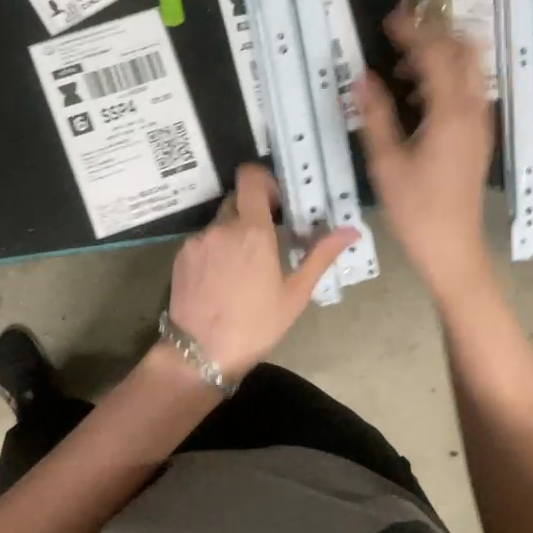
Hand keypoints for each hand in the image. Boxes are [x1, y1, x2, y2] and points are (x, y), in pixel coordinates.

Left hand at [166, 164, 357, 378]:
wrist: (201, 353)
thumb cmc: (255, 326)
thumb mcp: (295, 294)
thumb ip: (320, 255)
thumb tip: (351, 230)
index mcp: (252, 231)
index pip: (251, 178)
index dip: (265, 181)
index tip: (277, 202)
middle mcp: (221, 228)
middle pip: (237, 200)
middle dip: (253, 212)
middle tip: (268, 239)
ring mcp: (197, 241)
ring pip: (219, 223)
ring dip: (233, 234)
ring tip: (244, 268)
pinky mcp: (181, 256)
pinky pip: (203, 241)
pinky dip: (215, 250)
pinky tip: (222, 279)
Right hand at [356, 9, 495, 295]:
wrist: (453, 248)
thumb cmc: (416, 211)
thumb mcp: (387, 164)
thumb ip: (376, 116)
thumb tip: (363, 78)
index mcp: (449, 114)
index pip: (436, 53)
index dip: (414, 30)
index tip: (390, 18)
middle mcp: (473, 111)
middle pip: (465, 50)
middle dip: (435, 33)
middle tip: (401, 34)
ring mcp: (480, 123)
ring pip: (470, 69)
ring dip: (441, 57)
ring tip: (404, 68)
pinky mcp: (479, 137)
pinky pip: (469, 91)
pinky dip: (447, 80)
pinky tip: (417, 99)